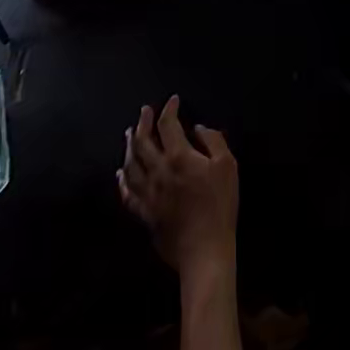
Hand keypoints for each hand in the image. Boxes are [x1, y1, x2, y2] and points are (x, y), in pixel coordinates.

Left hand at [118, 95, 238, 274]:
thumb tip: (198, 128)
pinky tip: (121, 173)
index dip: (169, 110)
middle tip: (144, 111)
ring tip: (129, 134)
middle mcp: (157, 171)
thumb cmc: (220, 205)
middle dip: (142, 123)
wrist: (204, 249)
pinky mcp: (144, 213)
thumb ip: (213, 142)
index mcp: (178, 157)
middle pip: (142, 142)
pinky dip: (122, 179)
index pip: (168, 126)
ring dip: (129, 146)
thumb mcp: (227, 166)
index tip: (173, 100)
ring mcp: (147, 193)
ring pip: (130, 164)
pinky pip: (127, 193)